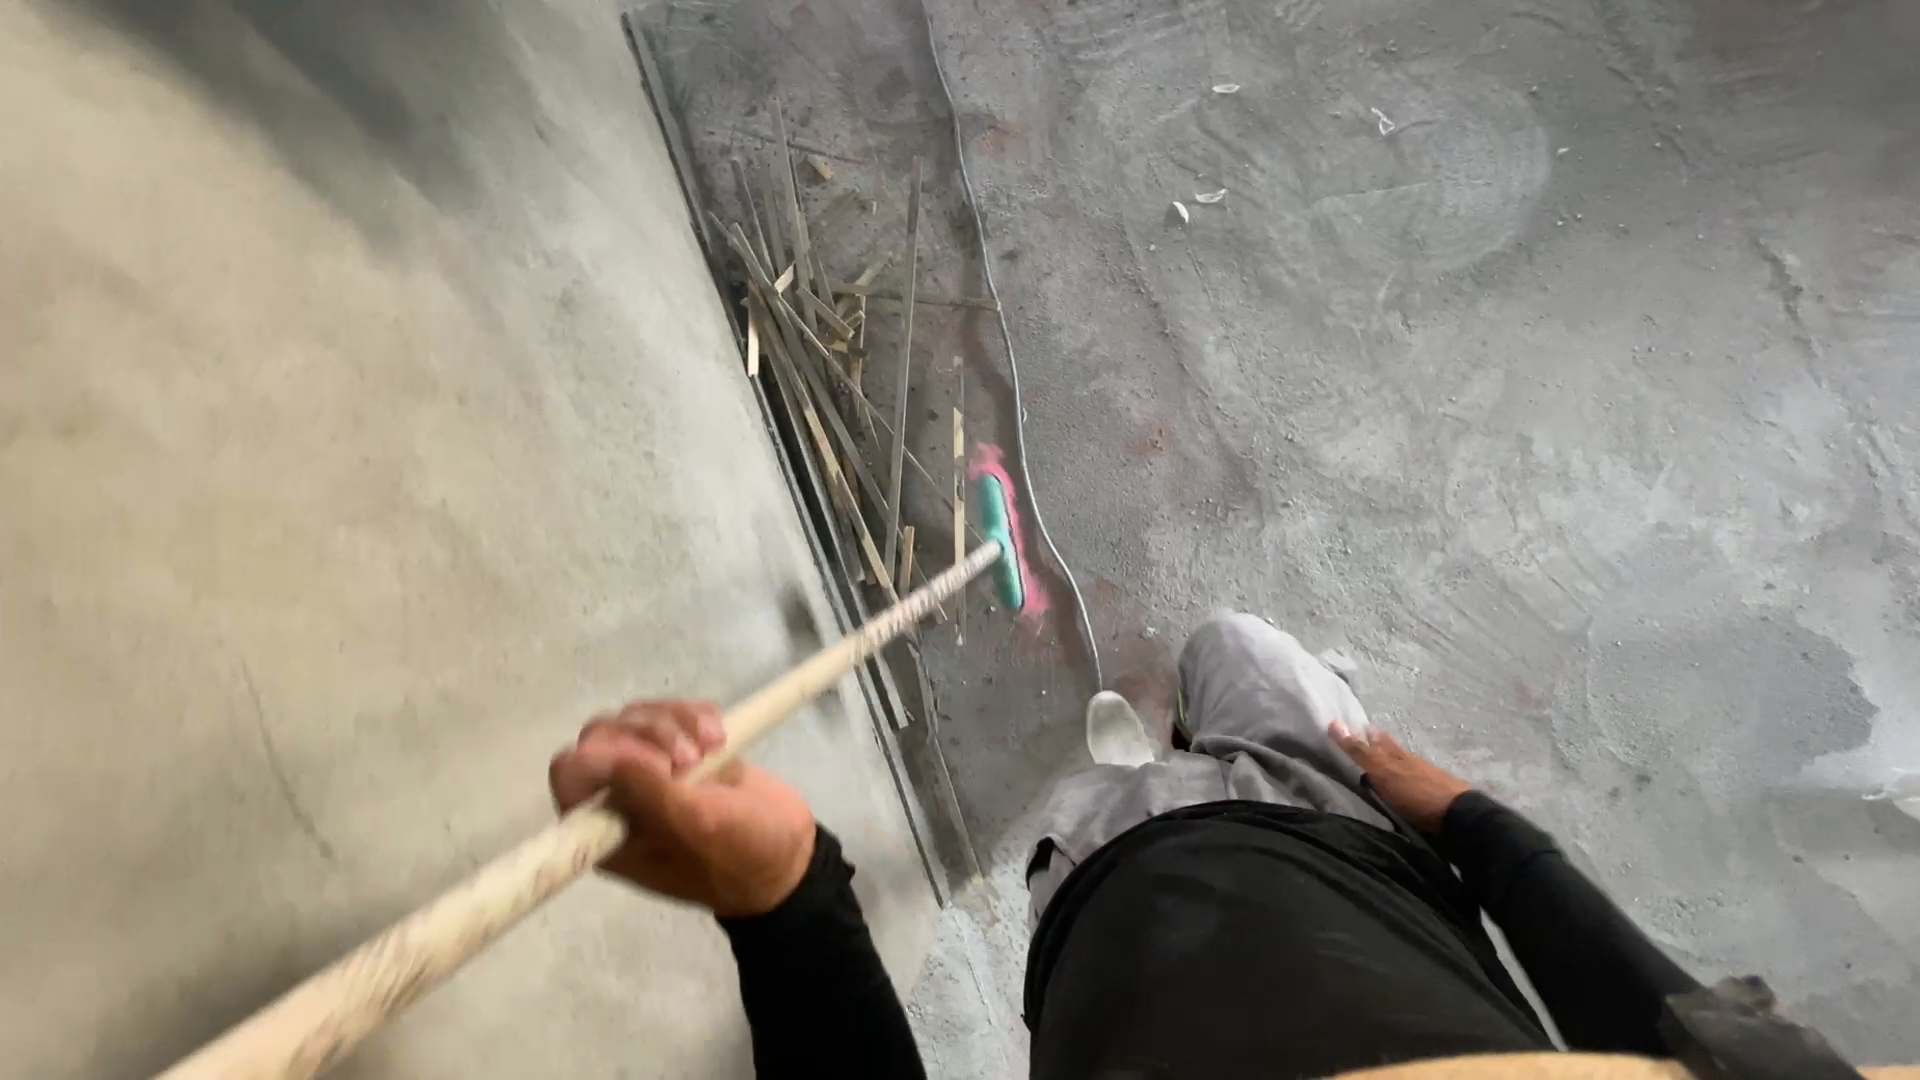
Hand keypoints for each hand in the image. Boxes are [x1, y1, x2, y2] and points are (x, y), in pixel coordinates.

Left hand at [550, 700, 816, 917]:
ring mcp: (655, 770)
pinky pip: (676, 712)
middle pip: (605, 734)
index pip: (571, 773)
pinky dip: (697, 714)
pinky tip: (721, 735)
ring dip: (677, 720)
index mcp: (606, 827)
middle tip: (693, 757)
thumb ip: (649, 793)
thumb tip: (603, 757)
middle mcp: (621, 795)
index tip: (657, 765)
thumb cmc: (740, 856)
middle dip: (650, 732)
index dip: (606, 756)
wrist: (789, 853)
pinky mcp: (688, 750)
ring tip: (714, 744)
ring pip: (640, 717)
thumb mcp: (696, 829)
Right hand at [1330, 721, 1472, 832]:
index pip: (1376, 742)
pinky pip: (1420, 779)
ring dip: (1396, 759)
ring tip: (1389, 756)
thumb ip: (1359, 751)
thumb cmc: (1415, 793)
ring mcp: (1429, 778)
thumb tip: (1334, 722)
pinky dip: (1411, 776)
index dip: (1363, 736)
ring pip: (1408, 763)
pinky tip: (1411, 781)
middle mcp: (1412, 763)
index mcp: (1396, 756)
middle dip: (1381, 743)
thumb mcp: (1382, 771)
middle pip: (1393, 750)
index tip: (1353, 726)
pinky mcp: (1440, 795)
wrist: (1461, 817)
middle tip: (1371, 733)